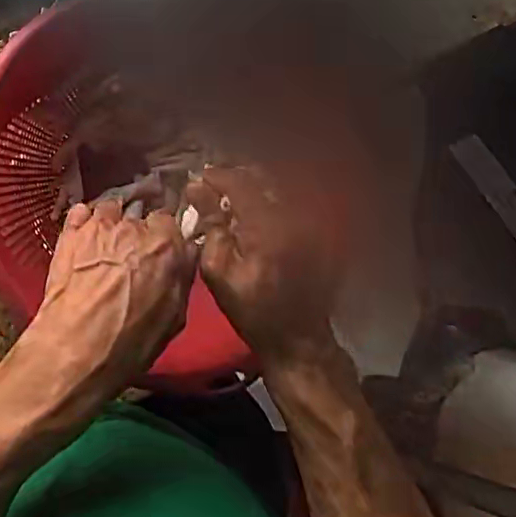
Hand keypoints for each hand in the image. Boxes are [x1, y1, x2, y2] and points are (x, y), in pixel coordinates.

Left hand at [18, 199, 195, 394]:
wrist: (78, 341)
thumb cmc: (131, 338)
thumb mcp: (173, 317)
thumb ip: (181, 276)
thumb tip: (185, 254)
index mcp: (164, 245)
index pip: (168, 222)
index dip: (162, 236)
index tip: (158, 250)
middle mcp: (133, 227)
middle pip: (138, 216)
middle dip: (136, 231)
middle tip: (130, 255)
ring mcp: (98, 225)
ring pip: (109, 209)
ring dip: (110, 222)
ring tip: (105, 243)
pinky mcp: (70, 231)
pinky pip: (80, 212)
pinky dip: (84, 221)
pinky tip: (83, 237)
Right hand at [187, 164, 342, 361]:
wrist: (299, 340)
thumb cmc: (252, 309)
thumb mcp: (218, 270)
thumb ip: (210, 223)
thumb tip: (195, 186)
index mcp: (268, 227)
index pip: (239, 183)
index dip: (215, 176)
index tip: (197, 180)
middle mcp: (295, 218)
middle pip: (262, 178)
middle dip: (234, 178)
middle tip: (212, 188)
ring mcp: (312, 225)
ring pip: (278, 188)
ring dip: (252, 187)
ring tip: (231, 199)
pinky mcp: (319, 233)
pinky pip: (290, 204)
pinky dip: (269, 200)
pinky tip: (254, 214)